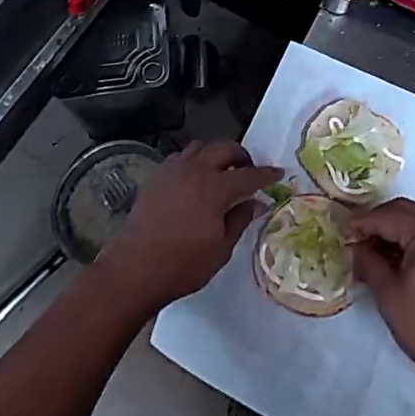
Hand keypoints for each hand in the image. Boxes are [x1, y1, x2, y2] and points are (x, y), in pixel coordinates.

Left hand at [92, 140, 280, 312]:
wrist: (136, 268)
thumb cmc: (183, 264)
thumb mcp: (221, 249)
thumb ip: (239, 220)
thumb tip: (255, 203)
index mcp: (215, 188)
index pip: (248, 175)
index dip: (266, 174)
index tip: (278, 173)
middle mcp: (195, 170)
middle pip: (224, 148)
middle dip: (241, 156)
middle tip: (248, 170)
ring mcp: (173, 170)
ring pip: (200, 147)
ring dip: (215, 154)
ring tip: (220, 172)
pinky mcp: (156, 177)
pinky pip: (180, 157)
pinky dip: (193, 161)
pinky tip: (194, 179)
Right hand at [350, 199, 414, 391]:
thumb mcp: (390, 295)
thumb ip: (368, 263)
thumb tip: (354, 247)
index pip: (387, 216)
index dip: (360, 223)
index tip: (340, 233)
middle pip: (404, 211)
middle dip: (376, 221)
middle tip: (354, 240)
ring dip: (392, 231)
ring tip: (369, 253)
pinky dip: (408, 241)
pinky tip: (392, 261)